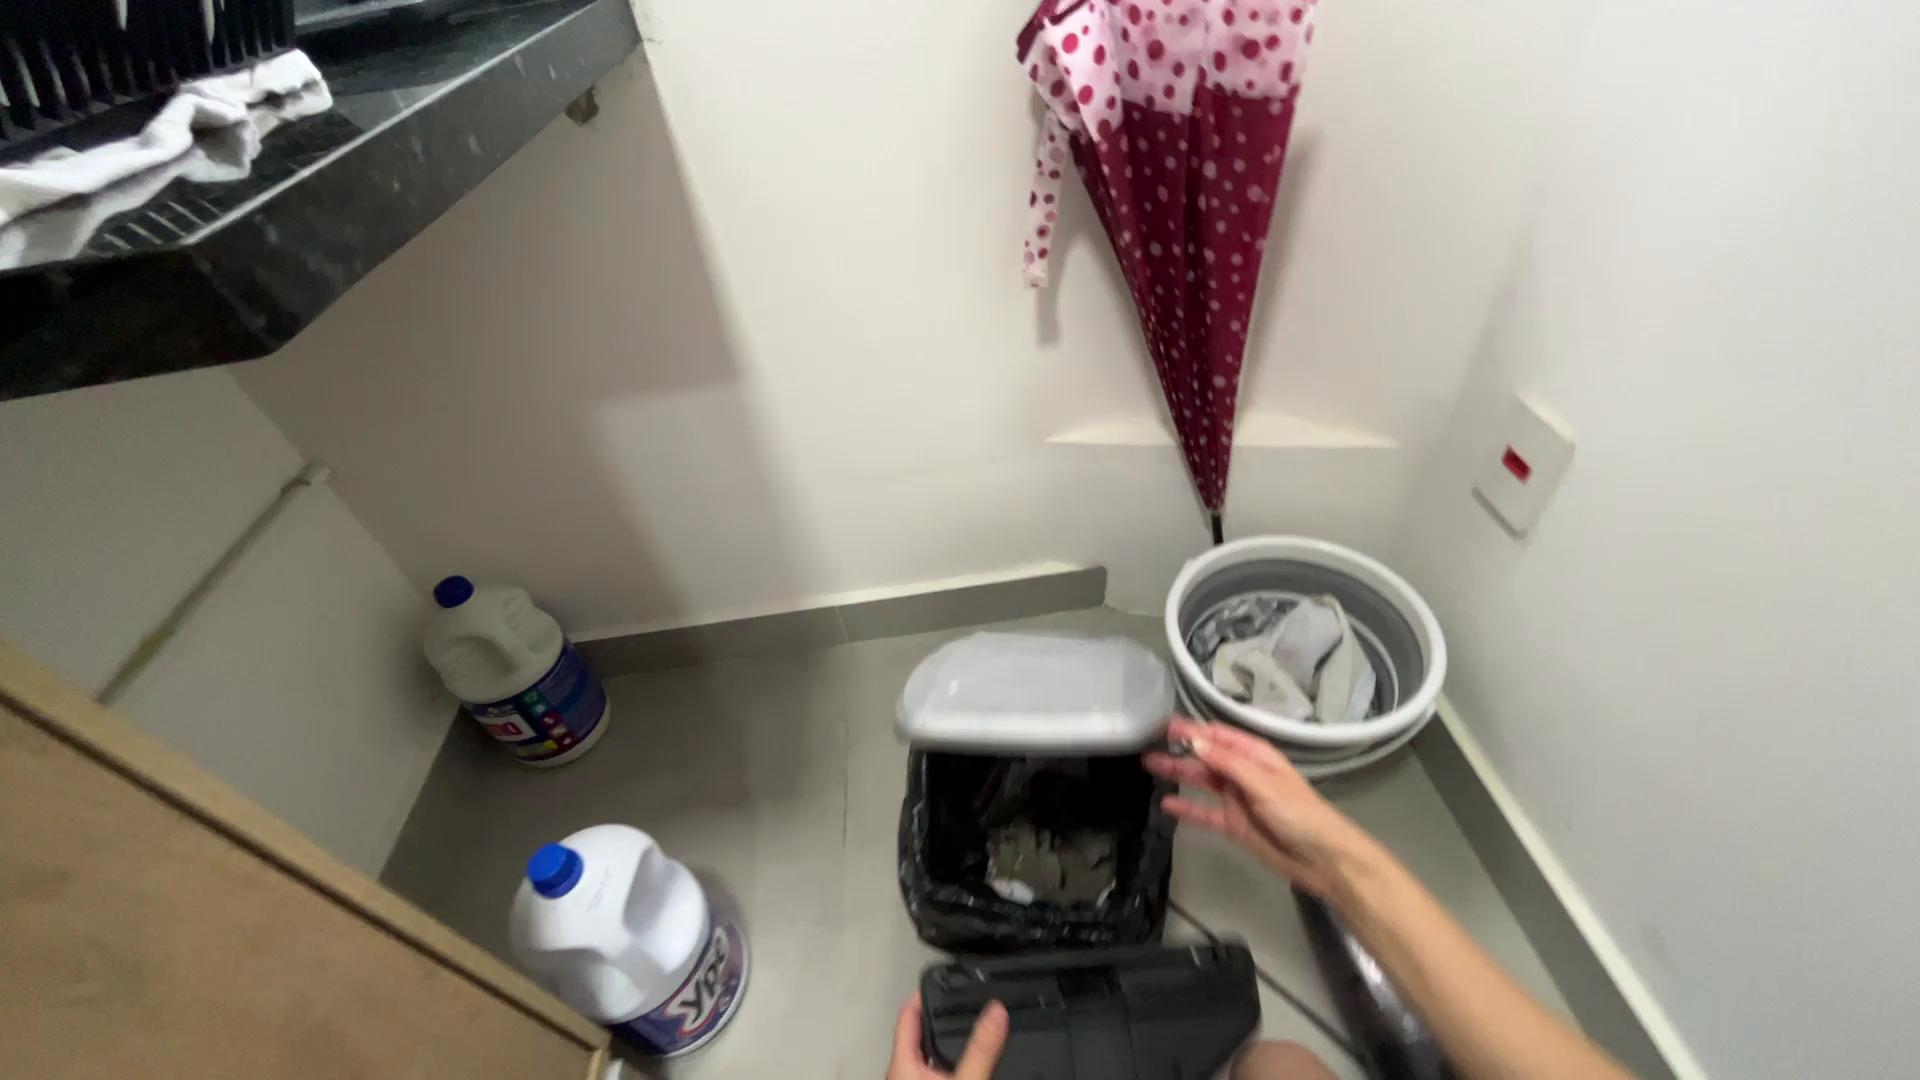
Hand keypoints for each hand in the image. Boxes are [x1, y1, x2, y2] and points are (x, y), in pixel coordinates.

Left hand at [887, 992, 1008, 1079]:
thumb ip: (980, 1048)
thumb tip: (997, 1009)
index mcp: (902, 1065)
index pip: (906, 1014)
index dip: (922, 994)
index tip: (942, 980)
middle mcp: (902, 1075)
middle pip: (915, 1034)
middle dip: (937, 1016)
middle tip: (960, 1000)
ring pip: (925, 1054)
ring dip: (942, 1040)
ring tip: (965, 1024)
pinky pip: (933, 1071)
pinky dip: (947, 1061)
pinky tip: (965, 1062)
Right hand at [1142, 716, 1371, 897]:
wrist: (1323, 860)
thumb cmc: (1299, 813)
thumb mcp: (1263, 783)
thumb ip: (1227, 763)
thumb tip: (1195, 741)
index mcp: (1254, 756)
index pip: (1218, 736)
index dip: (1193, 730)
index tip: (1165, 726)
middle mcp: (1242, 774)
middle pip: (1205, 757)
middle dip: (1180, 750)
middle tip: (1148, 745)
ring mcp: (1236, 799)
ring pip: (1201, 781)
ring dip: (1178, 774)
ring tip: (1149, 767)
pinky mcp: (1233, 825)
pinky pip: (1204, 813)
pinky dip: (1186, 809)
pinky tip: (1166, 806)